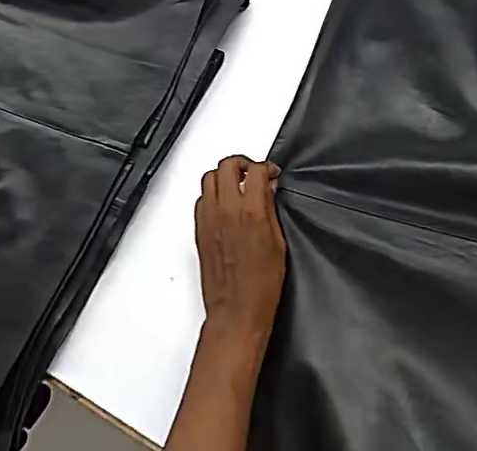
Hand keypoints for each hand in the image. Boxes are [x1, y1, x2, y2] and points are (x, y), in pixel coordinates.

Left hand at [194, 155, 285, 344]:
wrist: (236, 312)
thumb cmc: (261, 287)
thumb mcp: (278, 244)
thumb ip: (271, 210)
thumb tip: (269, 189)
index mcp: (251, 212)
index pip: (255, 170)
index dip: (266, 166)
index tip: (271, 173)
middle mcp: (227, 209)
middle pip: (227, 165)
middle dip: (242, 163)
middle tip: (252, 173)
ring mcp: (209, 217)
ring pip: (210, 177)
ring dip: (224, 175)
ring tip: (237, 185)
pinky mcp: (198, 228)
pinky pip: (202, 197)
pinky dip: (212, 193)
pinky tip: (224, 204)